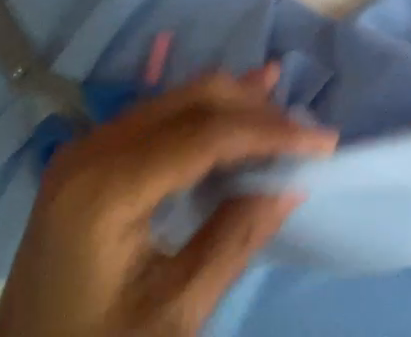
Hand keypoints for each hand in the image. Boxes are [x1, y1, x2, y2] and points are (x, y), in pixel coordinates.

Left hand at [0, 66, 336, 336]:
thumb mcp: (174, 312)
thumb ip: (235, 239)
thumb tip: (294, 182)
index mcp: (106, 191)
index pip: (208, 135)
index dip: (272, 132)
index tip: (326, 143)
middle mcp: (91, 152)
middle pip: (192, 101)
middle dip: (257, 109)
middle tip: (308, 133)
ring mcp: (84, 151)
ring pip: (178, 99)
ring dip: (235, 105)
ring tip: (287, 112)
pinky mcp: (87, 160)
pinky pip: (159, 116)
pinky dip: (206, 115)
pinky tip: (239, 115)